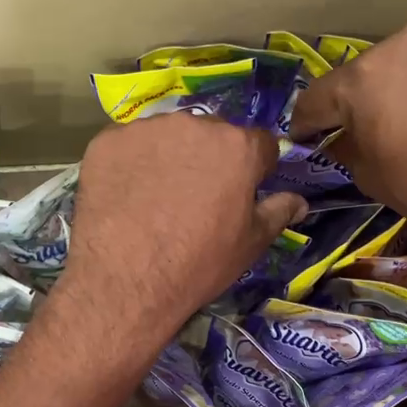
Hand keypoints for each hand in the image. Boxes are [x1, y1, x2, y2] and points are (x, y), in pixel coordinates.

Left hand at [60, 113, 306, 351]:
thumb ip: (277, 214)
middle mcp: (194, 125)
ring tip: (153, 202)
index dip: (253, 171)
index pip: (259, 145)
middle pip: (209, 136)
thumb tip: (299, 201)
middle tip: (192, 202)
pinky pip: (125, 148)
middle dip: (207, 160)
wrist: (126, 281)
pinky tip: (123, 199)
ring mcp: (146, 130)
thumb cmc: (196, 266)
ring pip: (165, 137)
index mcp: (237, 146)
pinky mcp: (106, 143)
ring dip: (166, 159)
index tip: (239, 195)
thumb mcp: (248, 246)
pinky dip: (128, 167)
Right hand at [291, 16, 406, 244]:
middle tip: (375, 129)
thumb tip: (342, 139)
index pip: (316, 98)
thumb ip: (350, 151)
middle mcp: (404, 41)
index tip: (304, 139)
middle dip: (365, 99)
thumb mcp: (377, 180)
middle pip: (370, 71)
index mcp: (363, 79)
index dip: (305, 123)